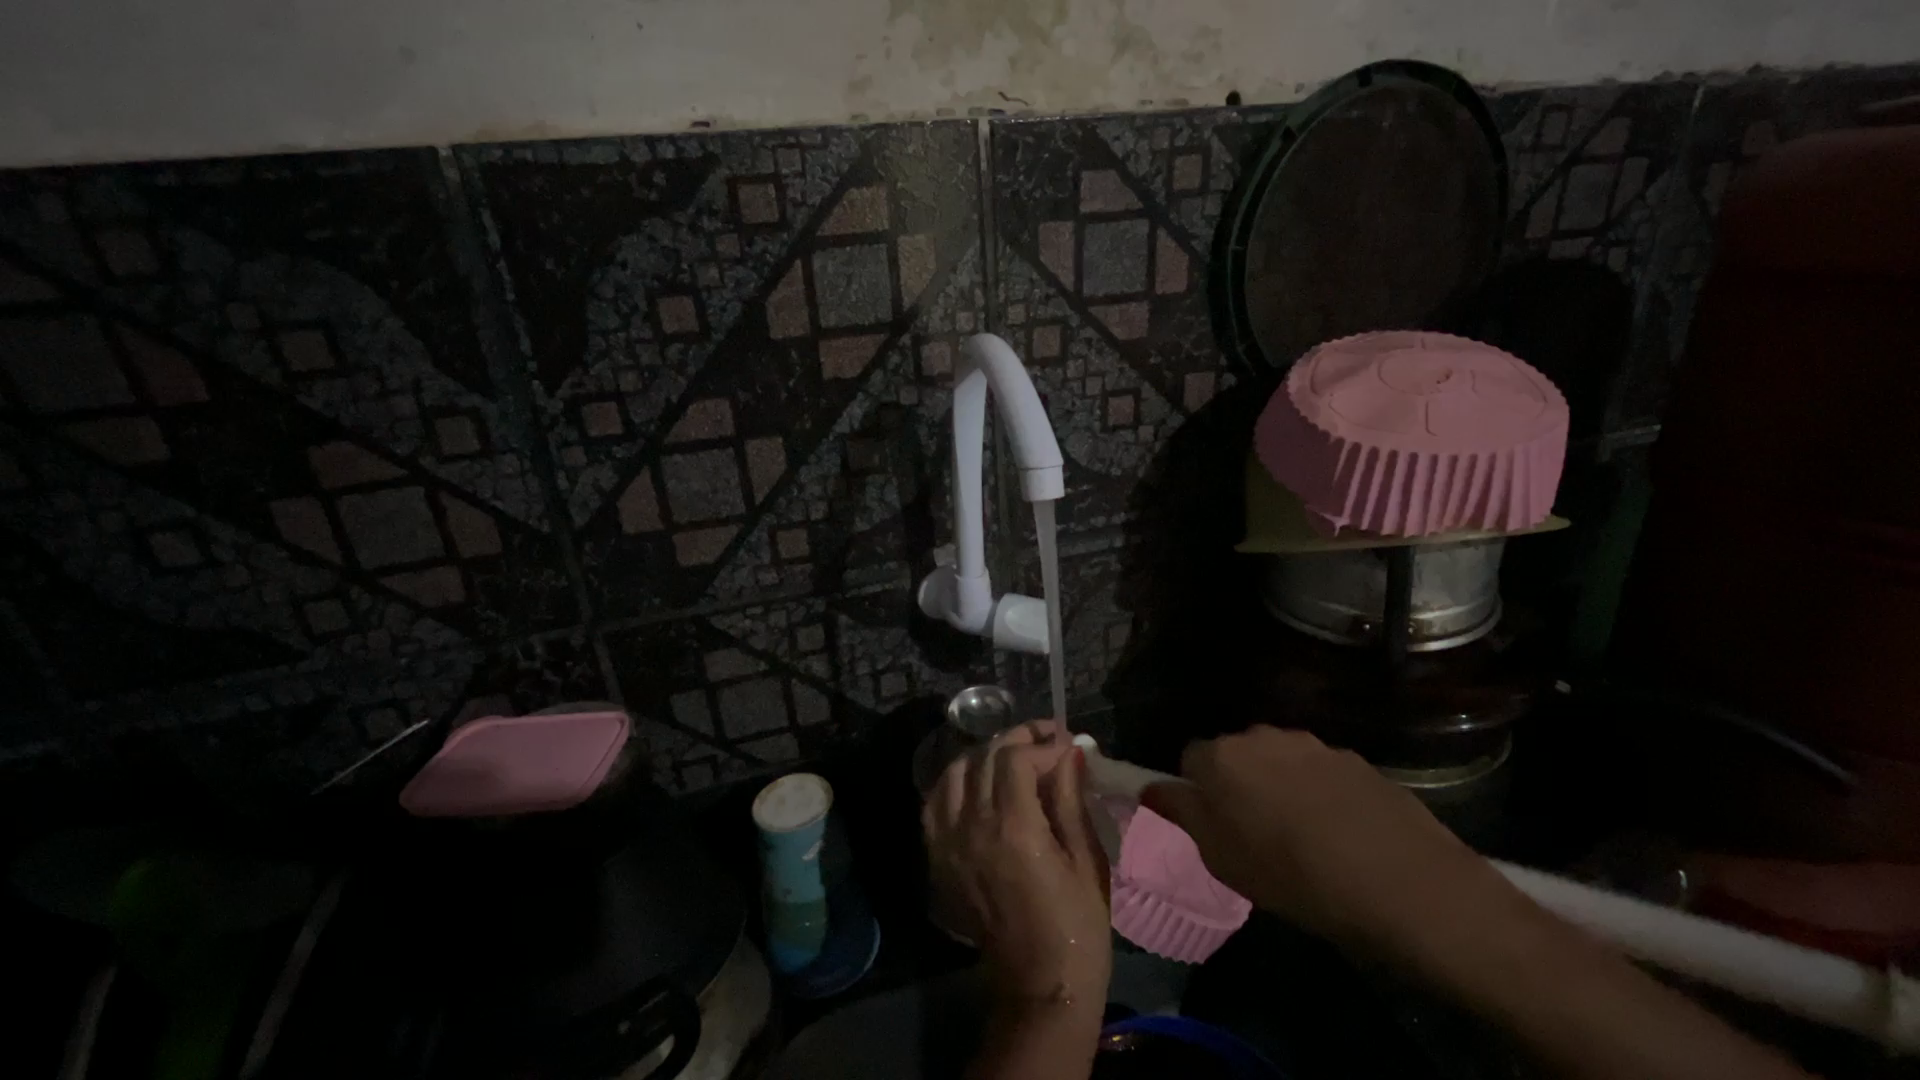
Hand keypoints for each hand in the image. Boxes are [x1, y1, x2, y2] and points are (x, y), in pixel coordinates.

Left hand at [923, 721, 1111, 1008]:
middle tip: (1044, 740)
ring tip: (1011, 759)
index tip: (1067, 746)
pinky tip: (978, 786)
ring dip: (982, 757)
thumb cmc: (1077, 925)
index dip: (1043, 743)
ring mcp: (948, 843)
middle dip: (1015, 741)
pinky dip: (955, 784)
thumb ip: (1070, 799)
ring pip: (952, 774)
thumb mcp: (1087, 859)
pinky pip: (935, 804)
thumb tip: (1070, 751)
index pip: (1015, 758)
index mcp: (1014, 828)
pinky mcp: (938, 860)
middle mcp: (972, 827)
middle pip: (982, 758)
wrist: (1039, 984)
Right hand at [1142, 726, 1526, 964]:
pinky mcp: (1357, 760)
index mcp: (1222, 756)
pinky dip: (1320, 794)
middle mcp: (1264, 737)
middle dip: (1238, 784)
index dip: (1197, 794)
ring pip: (1280, 762)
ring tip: (1301, 836)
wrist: (1401, 882)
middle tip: (1253, 833)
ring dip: (1280, 787)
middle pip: (1236, 755)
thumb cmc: (1291, 875)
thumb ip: (1182, 815)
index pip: (1189, 760)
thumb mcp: (1221, 858)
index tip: (1214, 827)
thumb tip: (1153, 788)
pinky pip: (1320, 773)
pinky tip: (1339, 833)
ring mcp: (1315, 745)